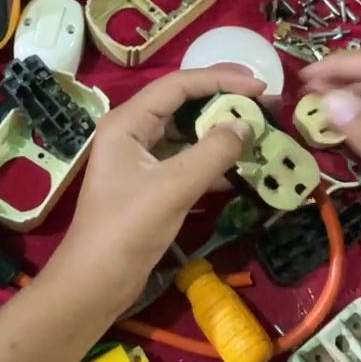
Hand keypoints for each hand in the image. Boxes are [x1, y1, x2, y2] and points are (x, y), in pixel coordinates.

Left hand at [45, 67, 264, 315]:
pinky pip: (185, 160)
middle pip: (182, 103)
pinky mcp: (149, 183)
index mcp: (127, 122)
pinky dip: (212, 160)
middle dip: (223, 100)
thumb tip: (247, 124)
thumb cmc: (127, 229)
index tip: (260, 86)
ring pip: (186, 133)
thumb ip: (213, 153)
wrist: (95, 282)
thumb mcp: (174, 187)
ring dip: (220, 132)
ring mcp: (139, 158)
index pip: (178, 85)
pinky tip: (242, 168)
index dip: (221, 79)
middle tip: (265, 102)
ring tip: (260, 130)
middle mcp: (131, 131)